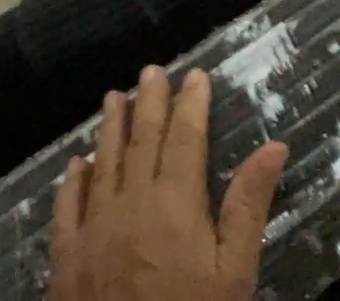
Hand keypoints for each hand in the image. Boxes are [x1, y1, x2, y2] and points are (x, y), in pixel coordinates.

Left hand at [49, 65, 287, 300]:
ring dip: (109, 128)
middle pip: (141, 142)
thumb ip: (249, 205)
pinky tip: (75, 164)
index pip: (185, 139)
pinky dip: (72, 181)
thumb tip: (274, 146)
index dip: (191, 104)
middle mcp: (130, 206)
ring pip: (102, 166)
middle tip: (152, 70)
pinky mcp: (65, 262)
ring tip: (114, 97)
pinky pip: (66, 210)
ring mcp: (92, 232)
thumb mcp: (235, 270)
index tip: (196, 75)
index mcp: (175, 204)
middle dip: (150, 103)